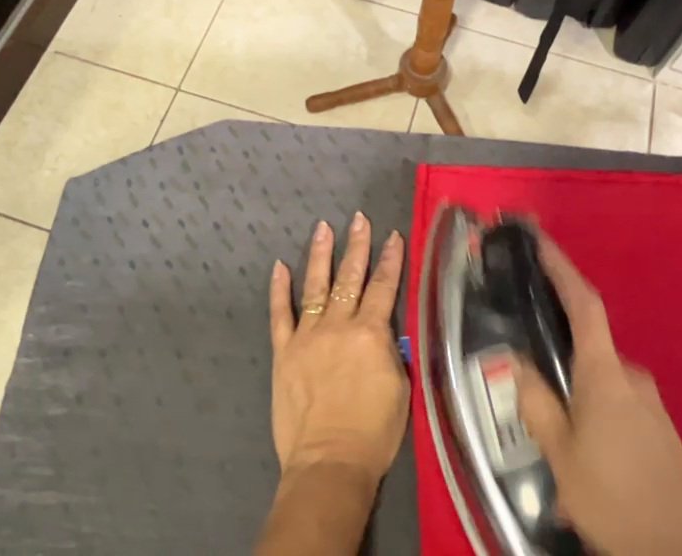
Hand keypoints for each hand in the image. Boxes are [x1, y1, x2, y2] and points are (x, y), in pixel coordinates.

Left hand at [268, 212, 408, 481]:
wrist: (330, 461)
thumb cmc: (374, 431)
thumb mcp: (402, 388)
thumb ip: (391, 352)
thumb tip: (385, 333)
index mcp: (371, 333)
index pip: (384, 287)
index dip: (390, 260)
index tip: (392, 235)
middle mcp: (339, 326)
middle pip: (350, 277)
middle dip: (357, 245)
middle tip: (358, 218)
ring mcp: (307, 336)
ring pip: (315, 286)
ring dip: (320, 255)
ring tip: (323, 228)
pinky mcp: (284, 352)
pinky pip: (280, 314)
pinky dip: (279, 289)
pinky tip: (280, 266)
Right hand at [514, 234, 681, 555]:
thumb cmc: (615, 496)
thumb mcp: (559, 455)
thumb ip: (537, 404)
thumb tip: (520, 362)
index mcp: (605, 373)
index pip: (583, 303)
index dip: (560, 268)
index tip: (539, 242)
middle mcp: (631, 377)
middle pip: (587, 348)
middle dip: (556, 357)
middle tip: (526, 382)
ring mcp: (649, 403)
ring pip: (598, 384)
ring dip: (572, 398)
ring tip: (548, 439)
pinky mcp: (657, 429)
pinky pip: (614, 407)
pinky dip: (590, 417)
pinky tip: (579, 458)